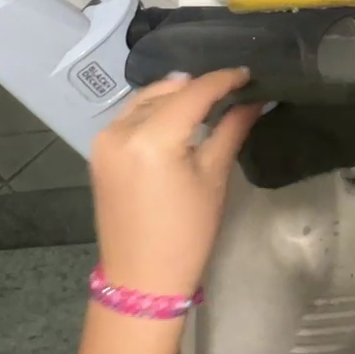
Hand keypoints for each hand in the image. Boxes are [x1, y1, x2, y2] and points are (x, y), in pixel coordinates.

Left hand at [88, 68, 258, 296]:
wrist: (141, 280)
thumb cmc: (186, 234)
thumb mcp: (214, 178)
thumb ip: (232, 130)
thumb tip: (255, 100)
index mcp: (152, 139)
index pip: (194, 93)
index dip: (224, 80)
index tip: (249, 73)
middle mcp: (121, 130)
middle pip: (169, 91)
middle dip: (201, 86)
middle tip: (234, 88)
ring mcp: (105, 139)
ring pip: (148, 99)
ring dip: (178, 95)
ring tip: (210, 99)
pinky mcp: (100, 150)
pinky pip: (132, 114)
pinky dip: (156, 108)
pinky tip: (179, 114)